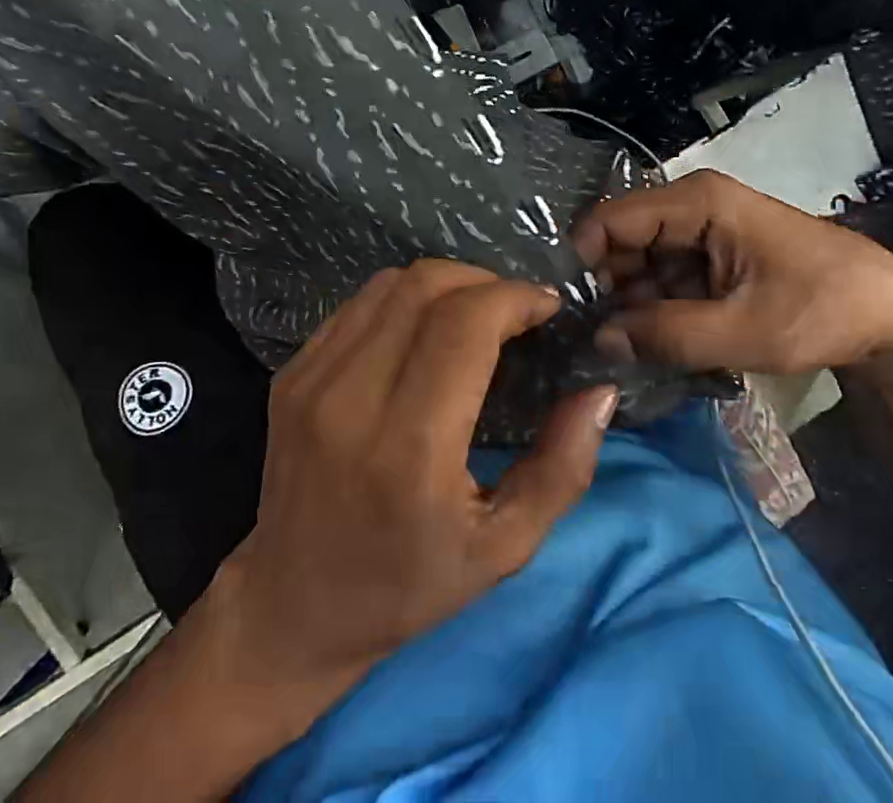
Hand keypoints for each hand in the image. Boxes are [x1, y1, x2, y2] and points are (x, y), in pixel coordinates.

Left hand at [200, 259, 618, 729]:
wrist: (294, 609)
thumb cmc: (410, 584)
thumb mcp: (508, 545)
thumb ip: (563, 467)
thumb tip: (600, 391)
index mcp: (410, 446)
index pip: (465, 323)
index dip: (515, 298)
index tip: (549, 310)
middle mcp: (351, 399)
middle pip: (427, 286)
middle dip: (488, 283)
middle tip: (520, 314)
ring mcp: (311, 381)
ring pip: (392, 283)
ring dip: (450, 285)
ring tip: (481, 318)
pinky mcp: (291, 376)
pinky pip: (361, 305)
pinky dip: (408, 301)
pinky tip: (430, 334)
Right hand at [572, 170, 892, 375]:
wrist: (890, 316)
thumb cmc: (823, 311)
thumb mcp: (742, 332)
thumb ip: (664, 336)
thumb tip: (599, 341)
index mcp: (699, 203)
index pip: (610, 220)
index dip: (585, 266)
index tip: (575, 320)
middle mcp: (696, 207)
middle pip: (624, 244)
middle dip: (611, 294)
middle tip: (607, 350)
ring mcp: (708, 232)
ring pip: (645, 267)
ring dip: (638, 309)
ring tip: (638, 355)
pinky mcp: (719, 258)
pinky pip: (671, 281)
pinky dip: (664, 312)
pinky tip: (668, 346)